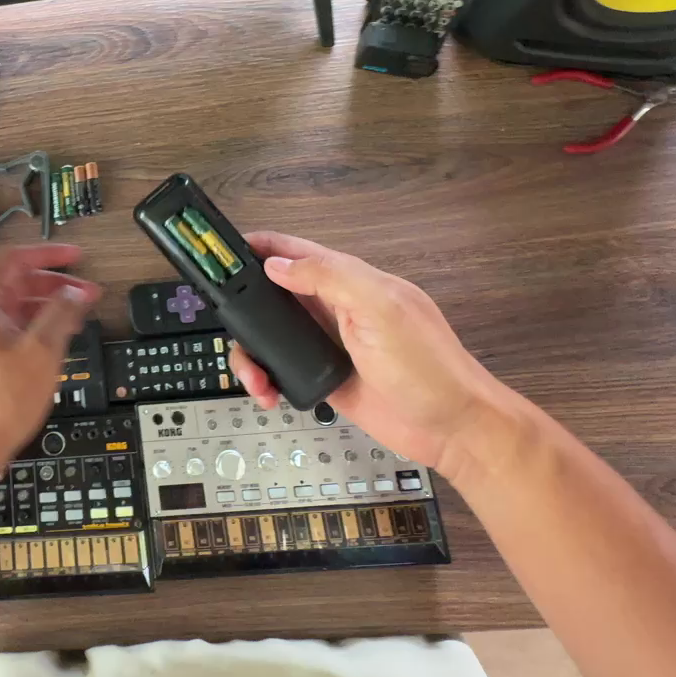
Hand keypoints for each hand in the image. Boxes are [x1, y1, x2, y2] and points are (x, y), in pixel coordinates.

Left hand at [0, 244, 101, 479]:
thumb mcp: (40, 352)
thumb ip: (59, 314)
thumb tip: (74, 291)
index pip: (15, 260)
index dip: (48, 254)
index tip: (76, 257)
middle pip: (16, 282)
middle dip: (54, 283)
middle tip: (86, 290)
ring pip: (16, 306)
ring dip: (47, 305)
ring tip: (79, 313)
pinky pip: (12, 327)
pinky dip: (37, 326)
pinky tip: (59, 336)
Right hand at [228, 232, 511, 477]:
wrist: (454, 430)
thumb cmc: (427, 366)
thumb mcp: (380, 310)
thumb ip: (329, 279)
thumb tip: (275, 265)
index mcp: (349, 281)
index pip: (295, 252)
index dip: (258, 246)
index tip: (221, 251)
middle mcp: (332, 307)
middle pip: (272, 294)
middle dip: (243, 308)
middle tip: (224, 323)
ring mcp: (326, 343)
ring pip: (270, 335)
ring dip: (251, 351)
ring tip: (253, 378)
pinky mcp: (321, 377)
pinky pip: (280, 368)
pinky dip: (265, 378)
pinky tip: (268, 394)